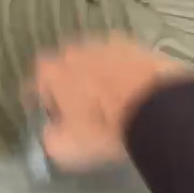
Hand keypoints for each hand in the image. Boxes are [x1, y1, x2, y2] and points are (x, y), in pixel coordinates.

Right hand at [32, 34, 193, 170]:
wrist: (159, 109)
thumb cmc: (104, 129)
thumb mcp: (66, 148)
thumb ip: (50, 137)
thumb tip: (51, 132)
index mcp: (51, 72)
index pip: (35, 83)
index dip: (39, 99)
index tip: (46, 113)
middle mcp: (75, 50)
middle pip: (64, 66)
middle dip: (68, 83)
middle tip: (78, 106)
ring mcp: (107, 44)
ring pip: (93, 60)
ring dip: (95, 75)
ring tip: (107, 99)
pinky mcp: (137, 45)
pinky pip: (121, 60)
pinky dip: (122, 72)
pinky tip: (130, 90)